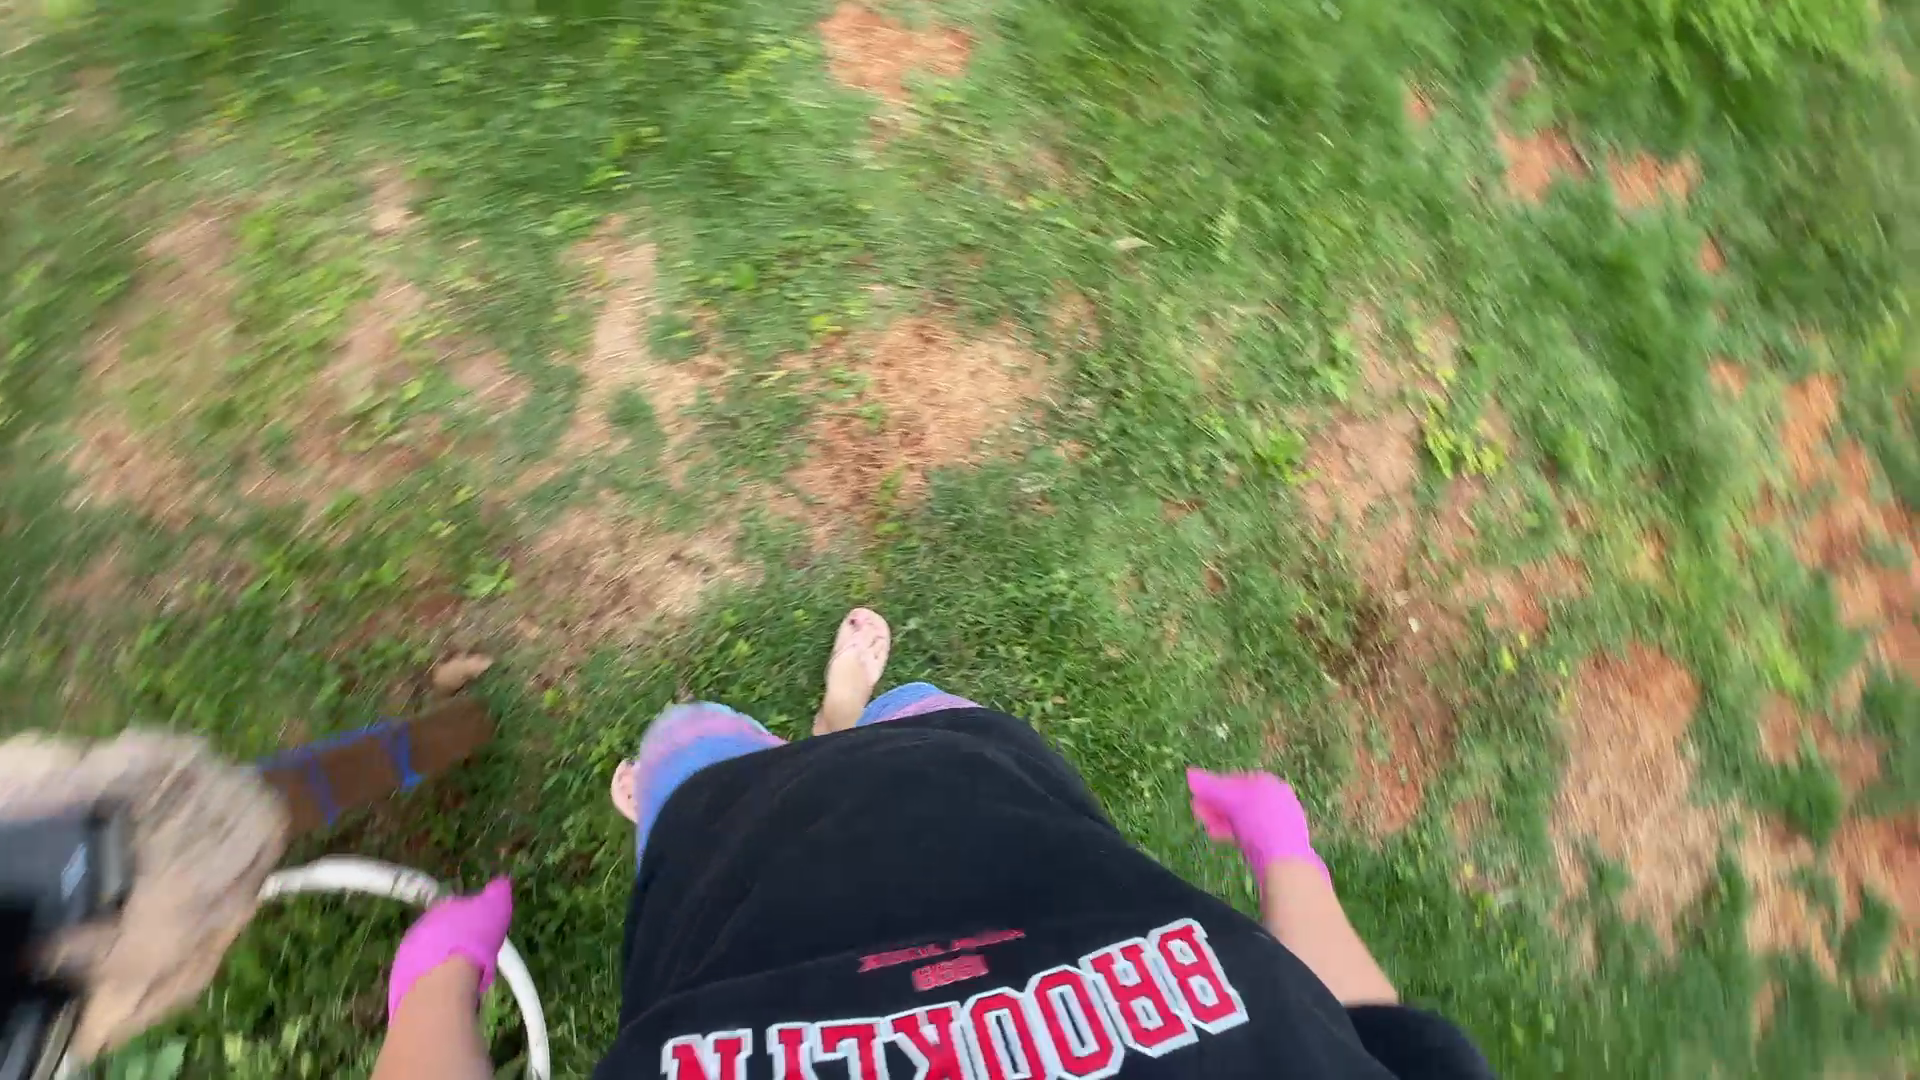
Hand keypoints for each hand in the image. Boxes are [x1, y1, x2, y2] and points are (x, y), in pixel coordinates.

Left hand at [389, 878, 511, 1020]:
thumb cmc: (475, 938)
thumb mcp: (498, 905)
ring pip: (431, 949)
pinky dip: (433, 974)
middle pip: (443, 927)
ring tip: (462, 969)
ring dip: (444, 955)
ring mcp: (406, 951)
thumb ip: (498, 890)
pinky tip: (448, 982)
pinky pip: (421, 971)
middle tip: (475, 947)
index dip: (473, 913)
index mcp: (444, 905)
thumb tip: (500, 882)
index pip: (458, 903)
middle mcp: (422, 924)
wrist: (444, 980)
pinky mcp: (400, 977)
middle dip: (456, 935)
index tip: (485, 924)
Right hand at [1186, 768, 1326, 878]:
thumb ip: (1208, 787)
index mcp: (1267, 782)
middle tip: (1198, 814)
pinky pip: (1252, 831)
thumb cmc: (1258, 822)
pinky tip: (1221, 838)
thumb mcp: (1229, 801)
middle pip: (1239, 799)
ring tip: (1207, 829)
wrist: (1286, 861)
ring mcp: (1280, 820)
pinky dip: (1235, 832)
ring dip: (1222, 820)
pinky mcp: (1279, 840)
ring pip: (1244, 816)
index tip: (1198, 798)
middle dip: (1216, 806)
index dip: (1213, 788)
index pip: (1234, 779)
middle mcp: (1276, 797)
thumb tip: (1189, 774)